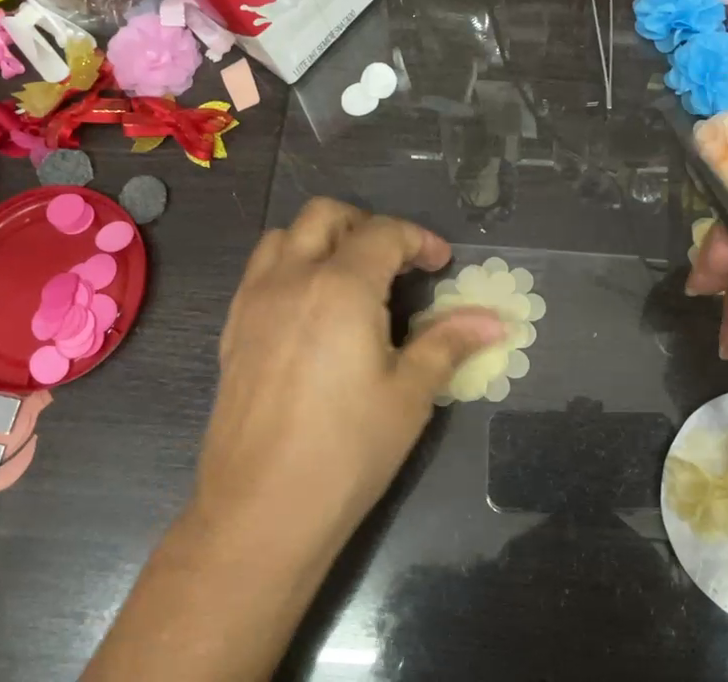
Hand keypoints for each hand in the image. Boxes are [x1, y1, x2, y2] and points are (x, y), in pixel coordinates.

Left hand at [194, 198, 505, 537]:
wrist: (261, 511)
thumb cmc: (348, 450)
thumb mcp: (410, 394)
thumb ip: (448, 342)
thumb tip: (494, 320)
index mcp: (341, 287)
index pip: (383, 233)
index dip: (419, 240)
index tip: (441, 265)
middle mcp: (291, 279)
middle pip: (325, 216)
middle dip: (367, 225)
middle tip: (396, 262)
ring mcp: (254, 303)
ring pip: (284, 237)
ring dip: (321, 239)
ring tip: (351, 278)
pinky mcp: (232, 331)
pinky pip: (259, 273)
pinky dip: (290, 267)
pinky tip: (312, 312)